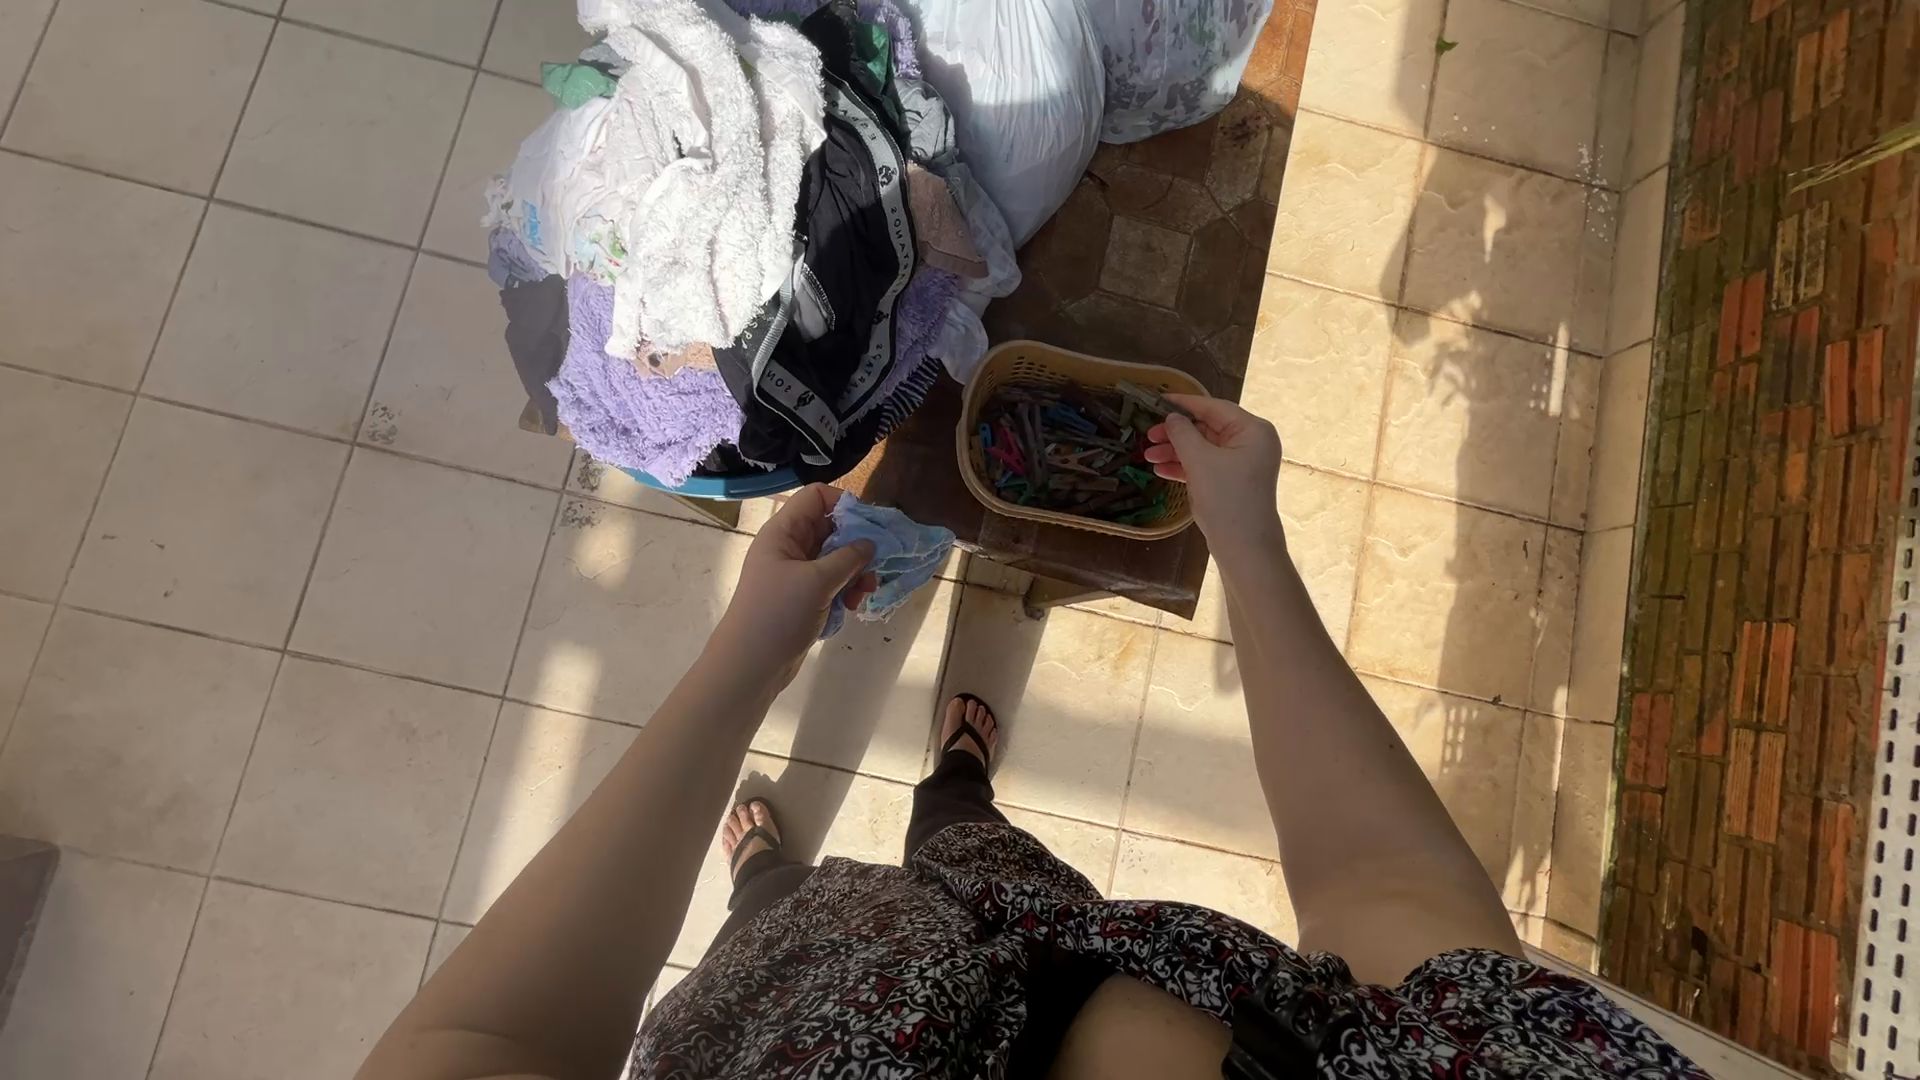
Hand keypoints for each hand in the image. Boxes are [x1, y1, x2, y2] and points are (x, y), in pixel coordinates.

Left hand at [714, 484, 876, 686]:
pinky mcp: (803, 598)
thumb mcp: (817, 581)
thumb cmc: (778, 614)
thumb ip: (848, 558)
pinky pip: (832, 583)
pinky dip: (846, 591)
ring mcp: (796, 574)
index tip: (869, 527)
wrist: (751, 665)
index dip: (844, 505)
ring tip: (865, 593)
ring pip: (835, 559)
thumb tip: (870, 543)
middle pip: (831, 528)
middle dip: (857, 545)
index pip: (816, 497)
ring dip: (855, 572)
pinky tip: (852, 608)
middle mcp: (789, 547)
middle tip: (875, 565)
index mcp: (783, 532)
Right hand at [1143, 395, 1284, 568]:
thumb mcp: (1200, 461)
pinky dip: (1184, 466)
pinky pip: (1204, 466)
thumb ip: (1182, 434)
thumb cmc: (1226, 497)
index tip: (1157, 401)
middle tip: (1147, 435)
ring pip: (1203, 448)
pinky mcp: (1231, 482)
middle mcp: (1251, 443)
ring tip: (1148, 456)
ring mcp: (1242, 464)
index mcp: (1252, 430)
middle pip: (1207, 428)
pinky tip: (1160, 469)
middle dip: (1176, 433)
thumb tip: (1171, 418)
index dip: (1184, 404)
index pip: (1214, 408)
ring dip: (1175, 451)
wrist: (1243, 545)